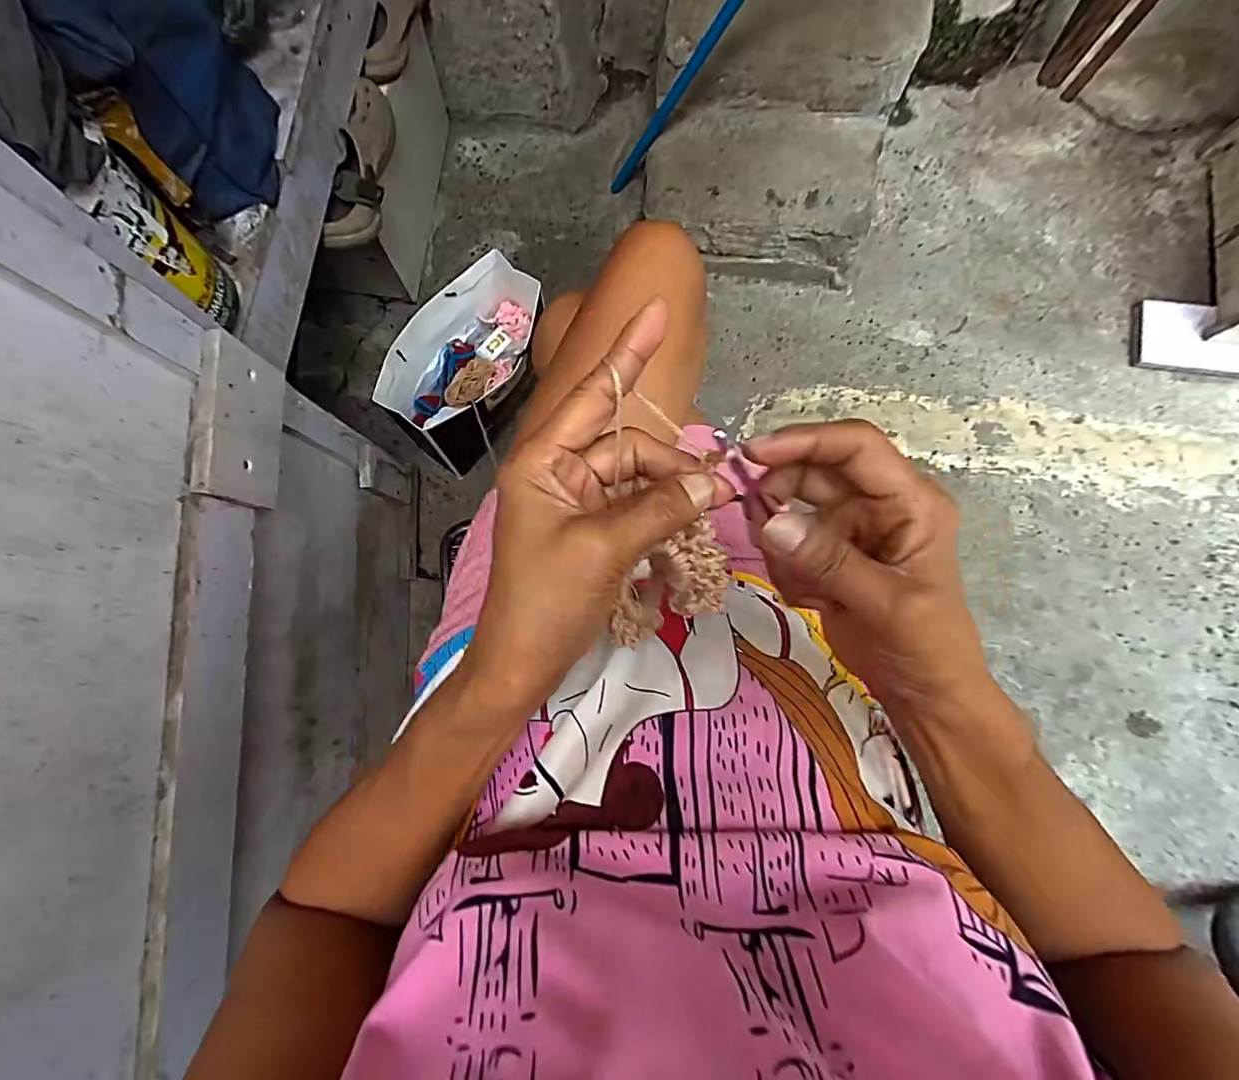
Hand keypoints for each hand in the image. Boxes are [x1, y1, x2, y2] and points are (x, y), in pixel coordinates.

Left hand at [466, 299, 733, 711]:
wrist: (522, 664)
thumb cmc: (546, 603)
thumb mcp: (605, 548)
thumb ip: (661, 507)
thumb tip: (714, 481)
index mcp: (541, 462)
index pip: (593, 396)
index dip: (627, 353)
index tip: (657, 308)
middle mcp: (555, 472)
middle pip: (624, 442)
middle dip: (669, 459)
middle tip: (716, 483)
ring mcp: (572, 502)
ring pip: (634, 476)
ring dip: (670, 491)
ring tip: (705, 512)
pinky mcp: (587, 529)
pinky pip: (632, 505)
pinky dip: (660, 513)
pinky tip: (685, 527)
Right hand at [742, 421, 995, 715]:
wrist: (924, 693)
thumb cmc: (926, 646)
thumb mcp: (884, 603)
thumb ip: (827, 561)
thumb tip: (770, 522)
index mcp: (910, 502)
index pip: (856, 447)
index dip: (804, 441)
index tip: (751, 454)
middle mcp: (878, 504)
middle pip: (813, 471)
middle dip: (779, 495)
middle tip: (755, 528)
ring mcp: (851, 528)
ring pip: (792, 506)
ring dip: (781, 543)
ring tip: (802, 585)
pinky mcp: (828, 552)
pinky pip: (786, 542)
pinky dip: (785, 568)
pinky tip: (812, 599)